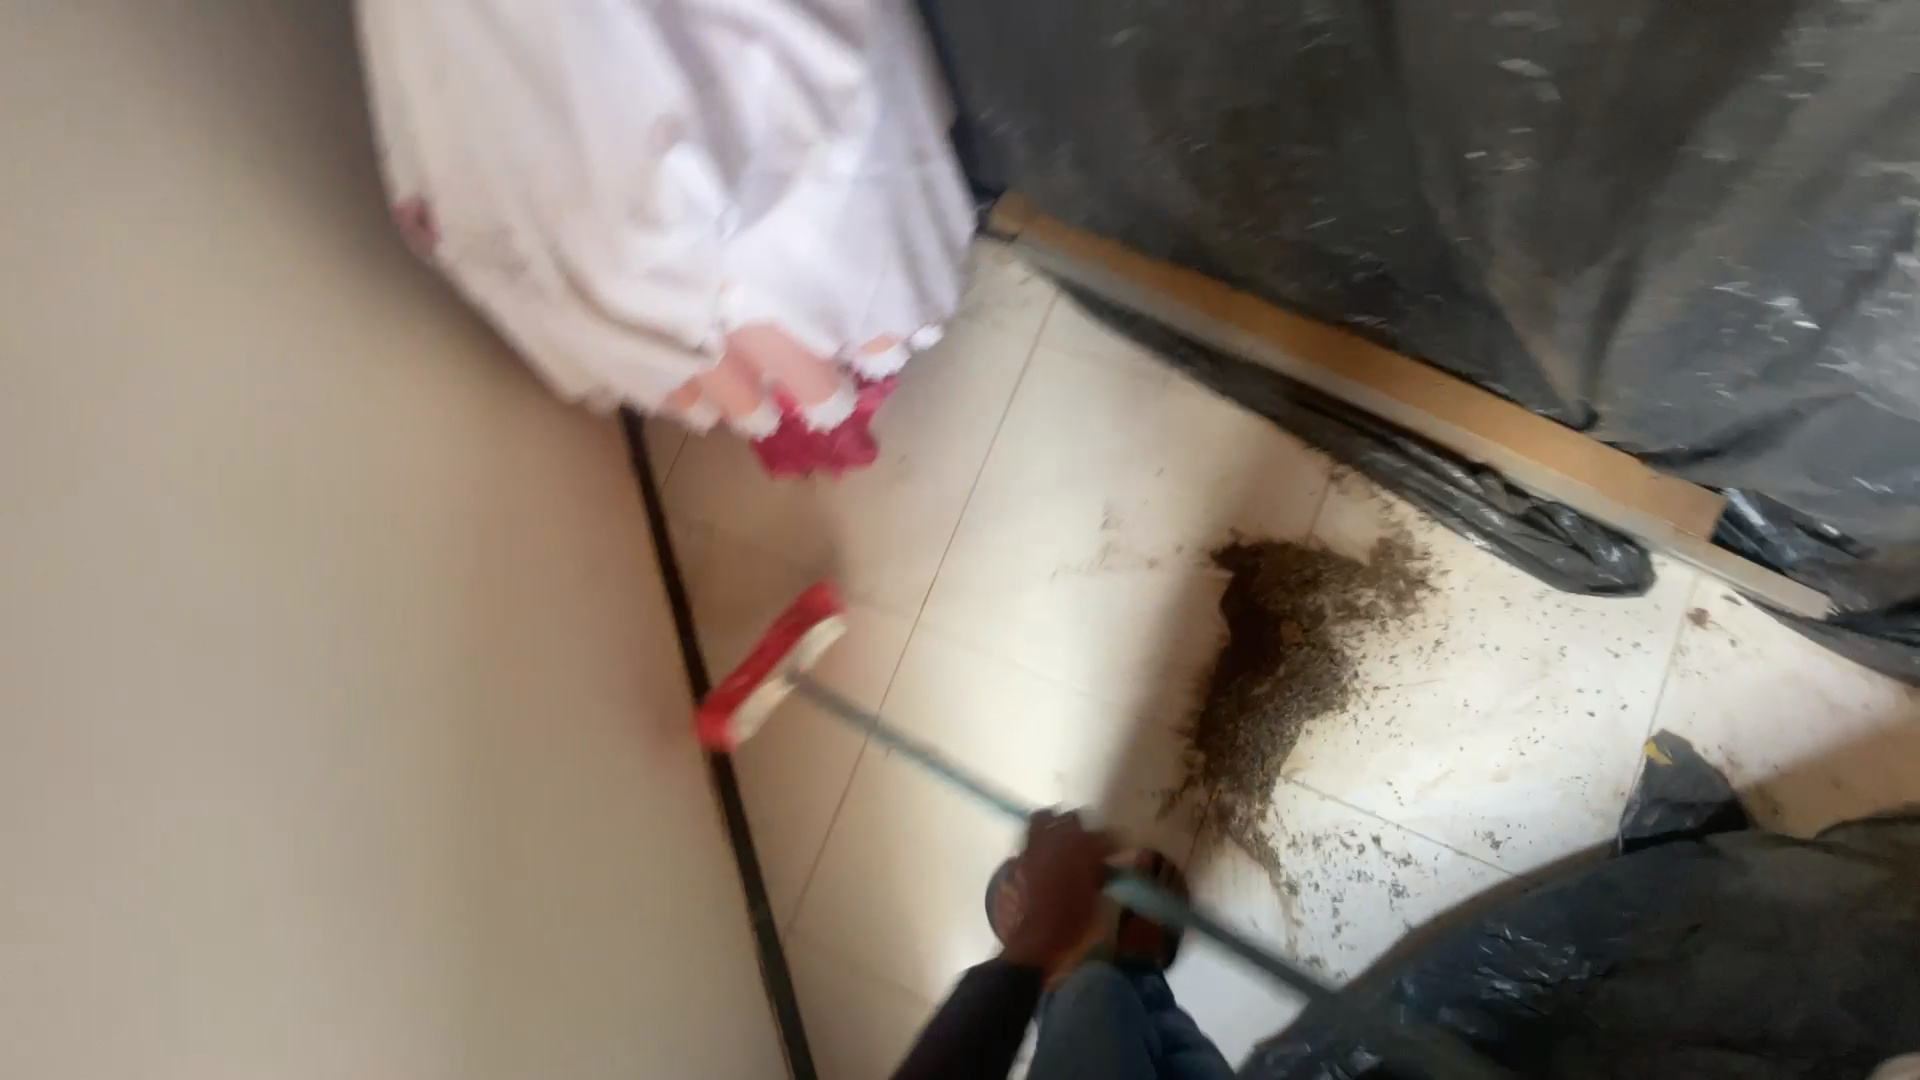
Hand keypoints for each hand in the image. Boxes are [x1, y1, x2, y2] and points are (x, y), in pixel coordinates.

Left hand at [999, 809, 1115, 974]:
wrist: (1036, 943)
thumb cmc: (1072, 927)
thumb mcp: (1098, 904)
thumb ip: (1102, 878)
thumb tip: (1105, 867)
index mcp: (1082, 852)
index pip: (1103, 837)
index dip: (1110, 845)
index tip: (1115, 854)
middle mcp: (1056, 842)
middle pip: (1071, 820)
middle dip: (1082, 831)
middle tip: (1088, 847)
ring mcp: (1033, 847)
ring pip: (1044, 819)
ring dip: (1056, 826)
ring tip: (1063, 841)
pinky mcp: (1018, 859)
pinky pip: (1029, 839)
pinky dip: (1038, 843)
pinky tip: (1043, 857)